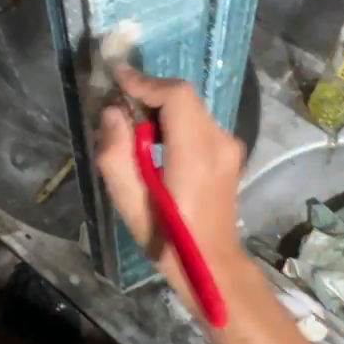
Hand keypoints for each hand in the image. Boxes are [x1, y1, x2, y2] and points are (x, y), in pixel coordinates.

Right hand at [98, 68, 249, 304]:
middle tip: (120, 103)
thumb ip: (116, 153)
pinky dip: (176, 122)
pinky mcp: (230, 156)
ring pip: (193, 109)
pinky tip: (156, 142)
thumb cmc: (166, 239)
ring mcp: (230, 148)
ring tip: (133, 126)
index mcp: (196, 152)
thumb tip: (112, 114)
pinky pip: (200, 124)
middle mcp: (220, 142)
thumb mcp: (129, 202)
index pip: (176, 95)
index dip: (146, 82)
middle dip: (151, 94)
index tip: (118, 77)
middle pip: (185, 98)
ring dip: (163, 109)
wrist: (211, 266)